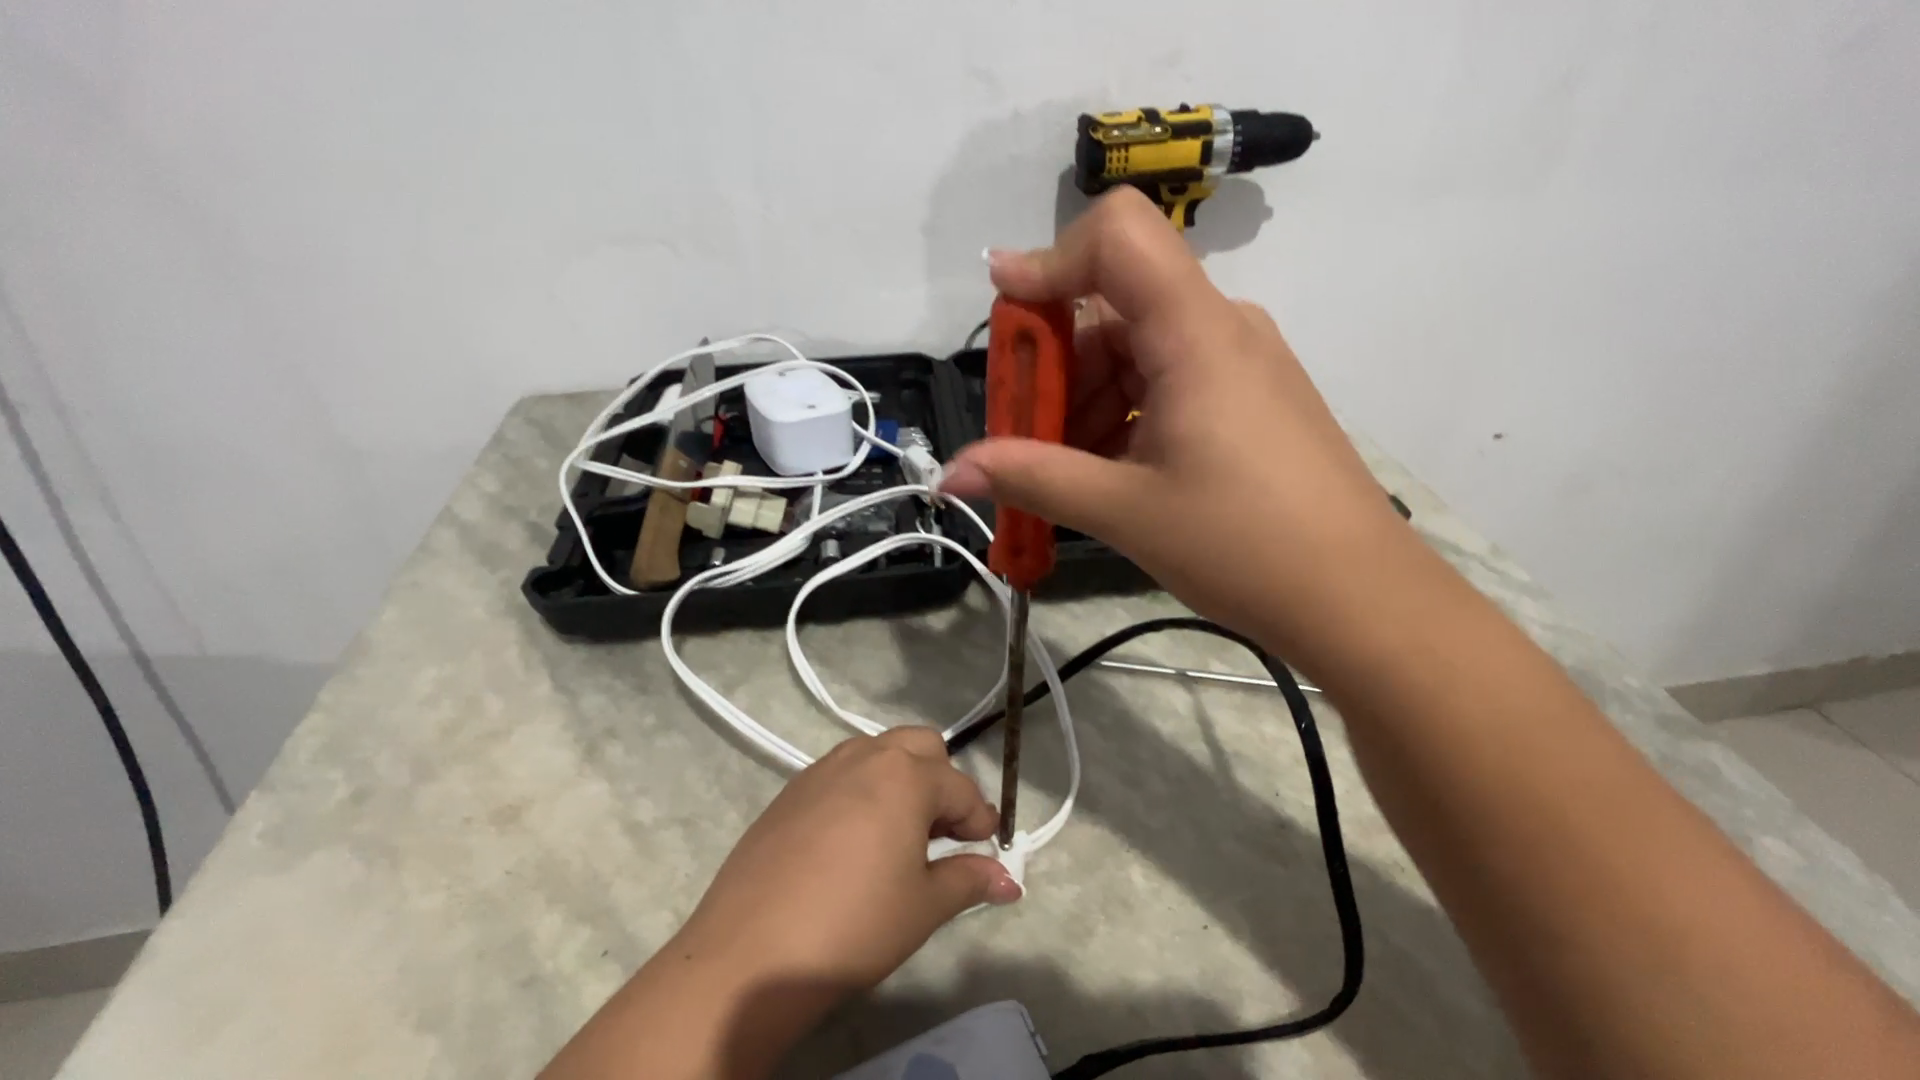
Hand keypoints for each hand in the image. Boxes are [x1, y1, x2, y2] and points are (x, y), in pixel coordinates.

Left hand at [678, 726, 1020, 989]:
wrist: (752, 954)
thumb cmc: (854, 925)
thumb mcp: (924, 906)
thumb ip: (970, 880)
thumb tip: (1010, 880)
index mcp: (904, 775)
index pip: (960, 787)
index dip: (980, 819)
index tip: (986, 850)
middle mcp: (863, 757)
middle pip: (919, 748)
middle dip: (941, 782)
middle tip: (943, 835)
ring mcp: (819, 772)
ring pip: (875, 755)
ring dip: (900, 783)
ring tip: (899, 839)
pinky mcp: (787, 794)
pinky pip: (839, 777)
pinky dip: (861, 794)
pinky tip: (853, 846)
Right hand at [942, 188, 1411, 661]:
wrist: (1359, 598)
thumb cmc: (1243, 544)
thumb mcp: (1123, 510)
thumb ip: (1030, 477)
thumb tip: (950, 473)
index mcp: (1195, 332)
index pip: (1117, 236)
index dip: (1049, 259)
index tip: (1002, 313)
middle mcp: (1220, 328)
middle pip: (1114, 308)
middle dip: (1055, 367)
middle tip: (1022, 440)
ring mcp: (1241, 364)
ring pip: (1137, 352)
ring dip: (1086, 402)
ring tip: (1066, 478)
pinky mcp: (1251, 400)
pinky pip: (1168, 383)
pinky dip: (1124, 417)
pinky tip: (1110, 479)